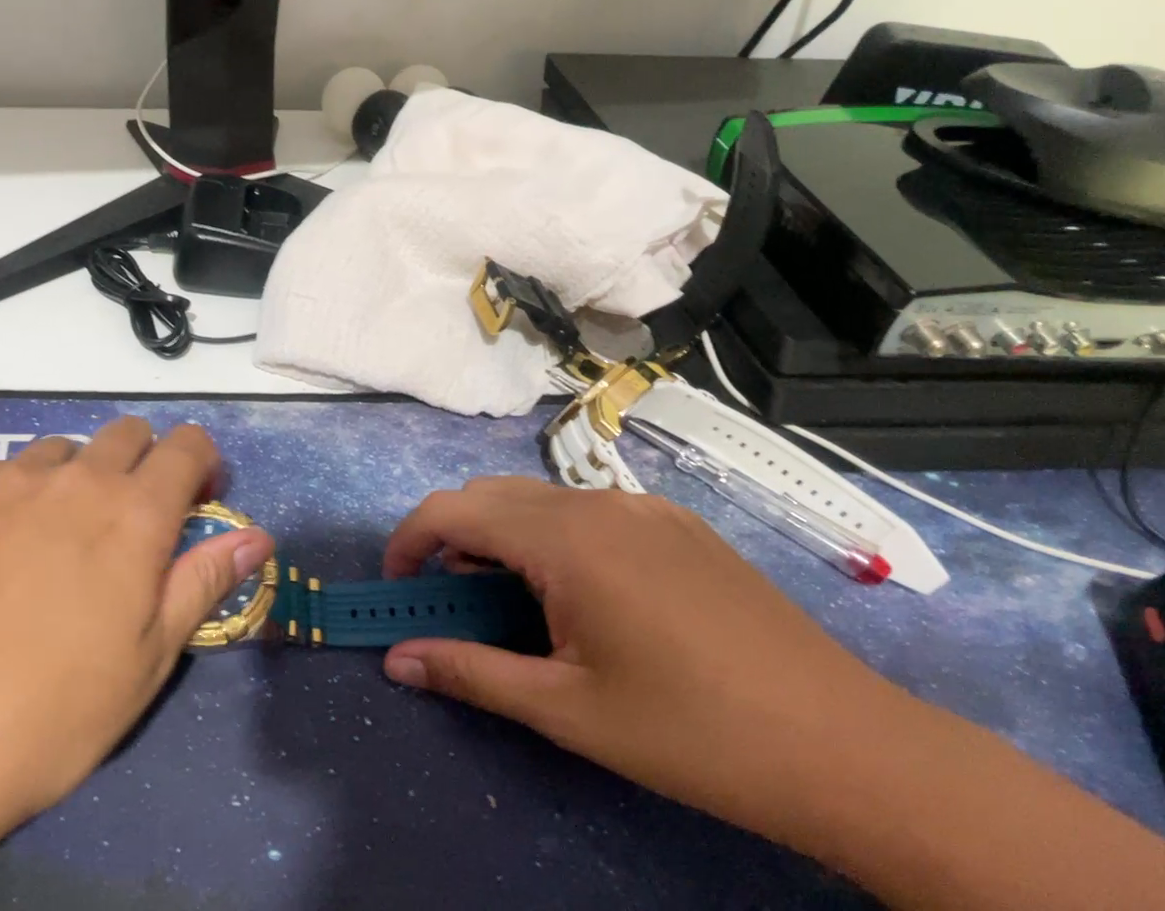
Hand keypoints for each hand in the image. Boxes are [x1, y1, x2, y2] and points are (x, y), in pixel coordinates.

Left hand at [0, 417, 273, 822]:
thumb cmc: (51, 714)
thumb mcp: (148, 660)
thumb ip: (202, 583)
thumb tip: (256, 536)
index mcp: (133, 515)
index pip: (186, 447)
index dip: (203, 465)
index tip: (199, 503)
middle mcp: (72, 481)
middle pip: (125, 434)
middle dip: (145, 464)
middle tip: (135, 526)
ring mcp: (3, 485)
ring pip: (62, 450)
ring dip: (80, 476)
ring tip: (63, 538)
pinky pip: (2, 472)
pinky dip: (21, 492)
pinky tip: (1, 547)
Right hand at [377, 477, 911, 837]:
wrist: (847, 749)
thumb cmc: (691, 733)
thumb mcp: (564, 710)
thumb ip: (468, 672)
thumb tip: (395, 658)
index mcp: (567, 540)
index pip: (452, 510)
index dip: (407, 543)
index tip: (398, 590)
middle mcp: (602, 505)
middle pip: (491, 495)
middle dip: (451, 540)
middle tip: (458, 609)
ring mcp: (649, 511)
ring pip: (541, 501)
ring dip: (503, 539)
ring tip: (519, 611)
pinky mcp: (682, 528)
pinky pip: (590, 513)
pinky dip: (554, 540)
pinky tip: (585, 602)